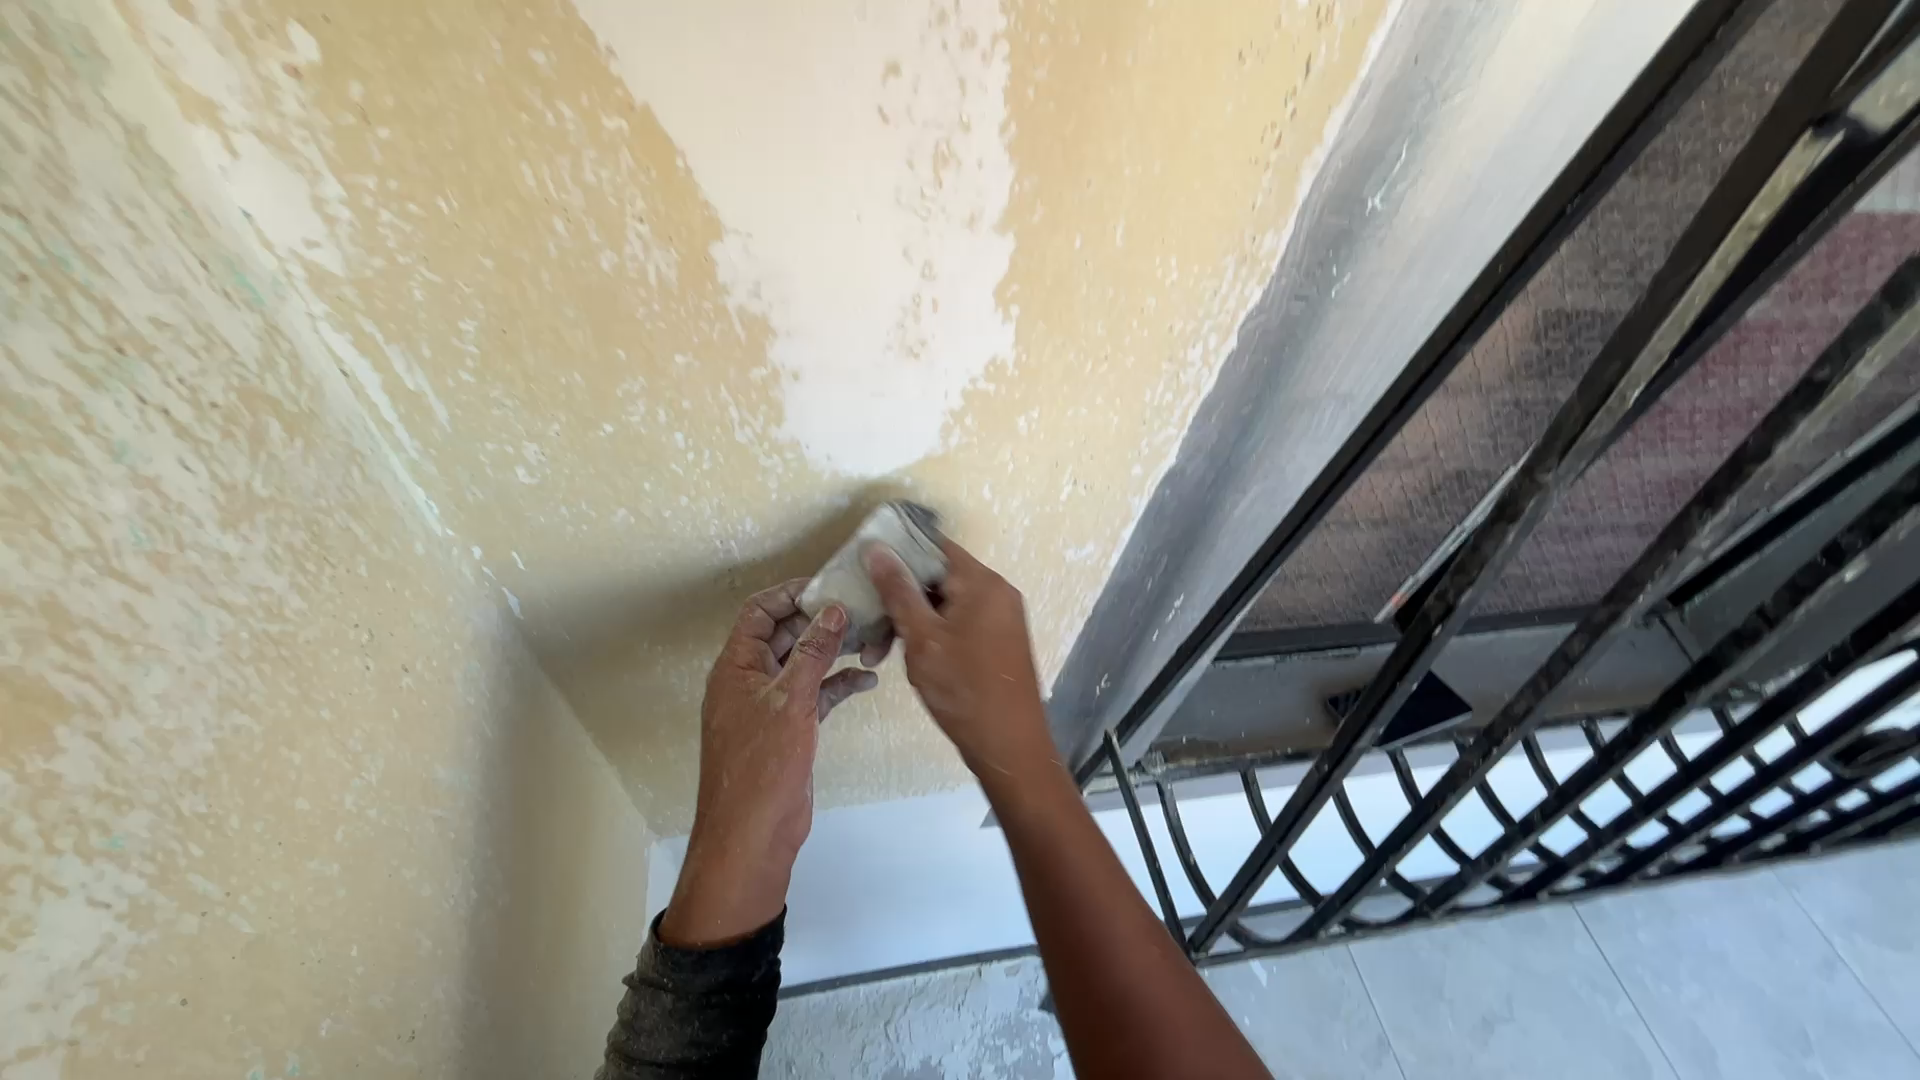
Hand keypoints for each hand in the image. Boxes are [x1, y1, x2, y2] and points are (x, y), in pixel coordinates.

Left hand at [659, 580, 877, 945]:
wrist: (753, 834)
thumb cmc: (763, 763)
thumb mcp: (791, 700)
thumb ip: (813, 653)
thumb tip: (832, 610)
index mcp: (737, 666)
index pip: (759, 612)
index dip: (790, 594)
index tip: (829, 587)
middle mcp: (751, 679)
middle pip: (786, 635)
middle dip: (820, 622)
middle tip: (860, 609)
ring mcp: (771, 705)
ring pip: (804, 665)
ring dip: (833, 652)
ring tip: (870, 639)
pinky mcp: (790, 728)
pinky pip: (815, 695)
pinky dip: (838, 685)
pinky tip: (867, 679)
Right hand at [862, 538, 1056, 785]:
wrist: (1009, 745)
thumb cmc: (964, 689)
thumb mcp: (922, 638)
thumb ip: (898, 591)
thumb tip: (876, 548)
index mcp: (982, 582)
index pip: (934, 546)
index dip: (897, 552)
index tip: (864, 568)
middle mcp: (996, 592)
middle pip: (937, 577)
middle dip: (898, 598)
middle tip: (867, 628)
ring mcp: (999, 617)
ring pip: (944, 605)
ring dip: (910, 622)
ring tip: (878, 654)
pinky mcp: (997, 640)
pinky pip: (957, 623)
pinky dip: (931, 635)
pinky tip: (908, 659)